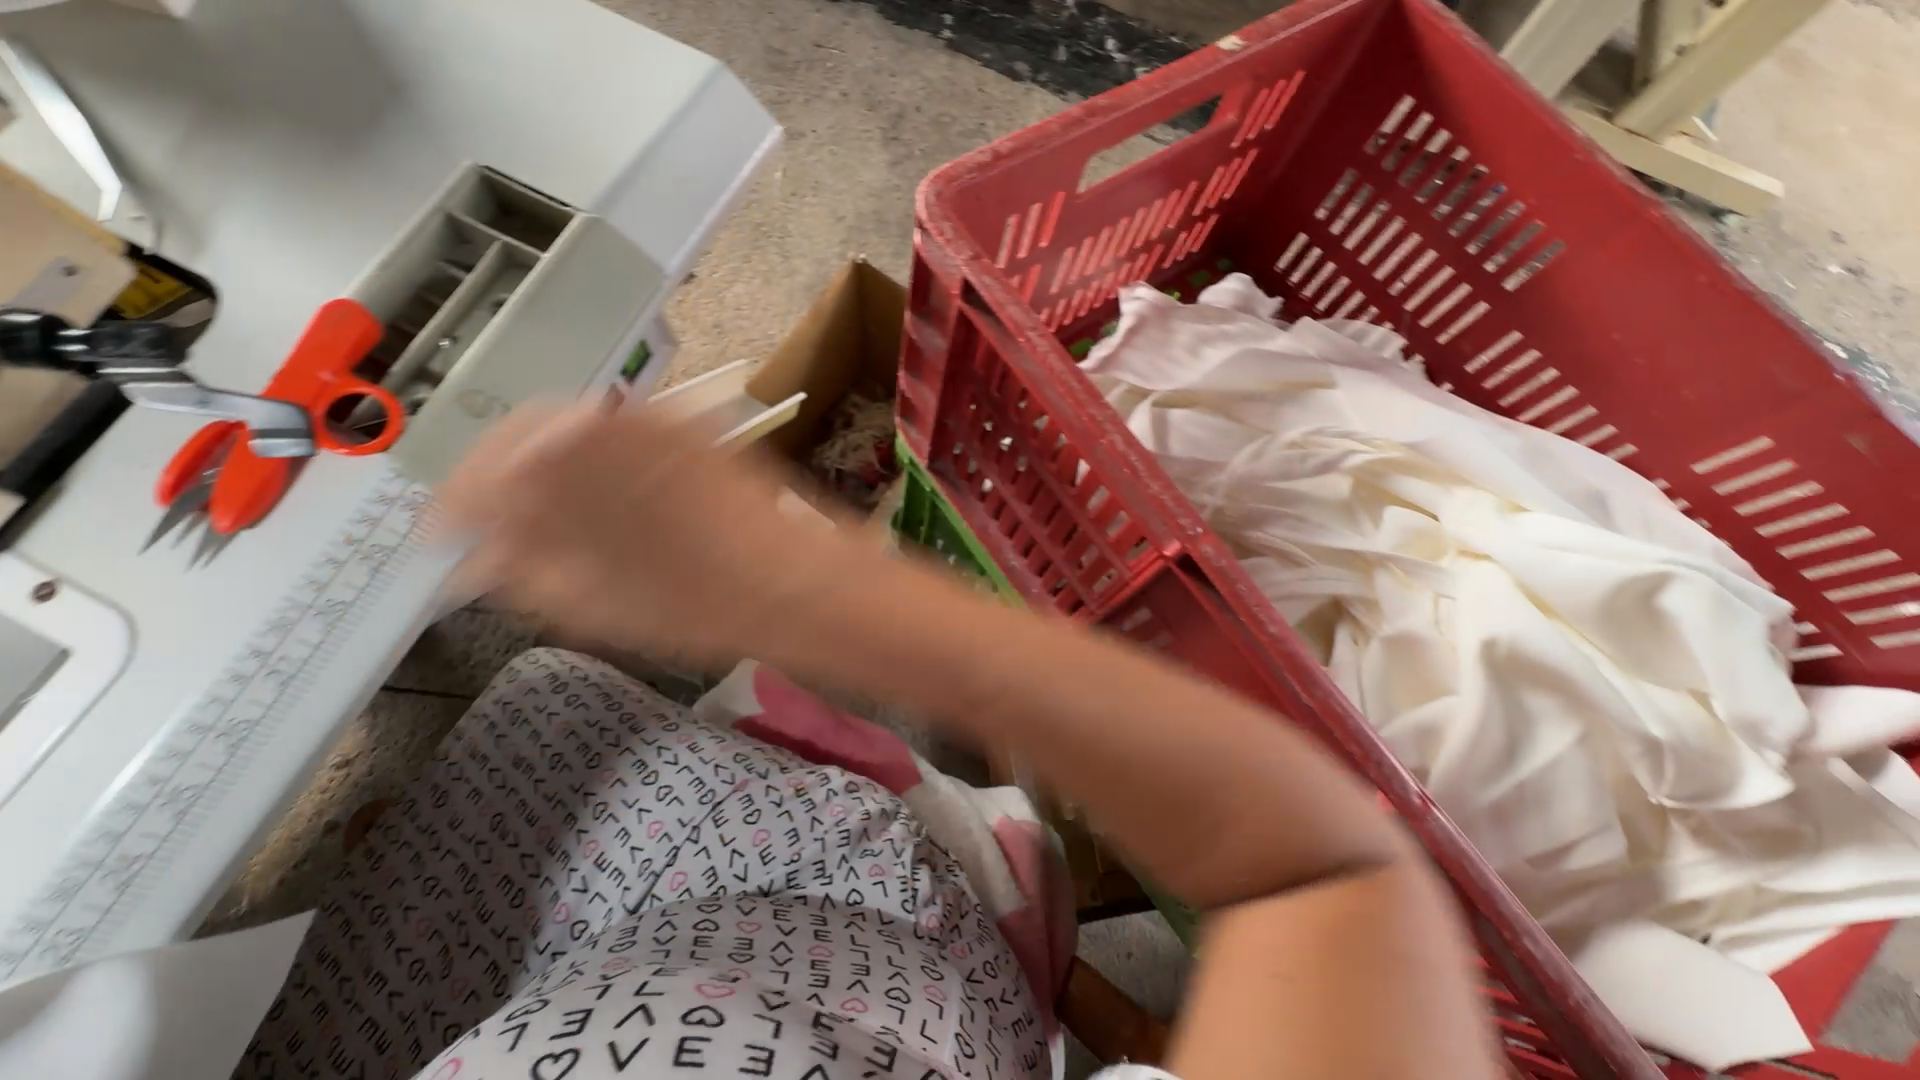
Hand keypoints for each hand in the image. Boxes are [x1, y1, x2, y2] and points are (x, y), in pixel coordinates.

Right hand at [437, 401, 861, 665]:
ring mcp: (648, 421)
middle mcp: (600, 426)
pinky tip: (590, 494)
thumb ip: (524, 572)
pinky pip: (614, 431)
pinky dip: (586, 458)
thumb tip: (477, 560)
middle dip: (492, 480)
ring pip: (564, 428)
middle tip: (487, 525)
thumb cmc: (698, 606)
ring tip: (533, 514)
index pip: (478, 474)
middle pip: (516, 439)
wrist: (798, 582)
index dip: (454, 508)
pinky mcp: (687, 427)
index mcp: (563, 469)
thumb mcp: (594, 604)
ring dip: (536, 466)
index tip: (443, 538)